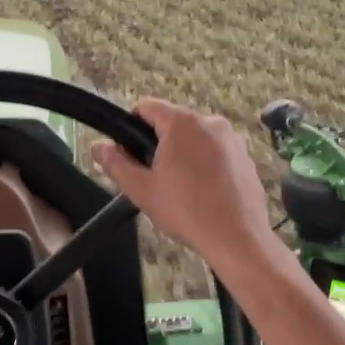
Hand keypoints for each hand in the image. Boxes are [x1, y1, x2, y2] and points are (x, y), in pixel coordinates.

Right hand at [91, 98, 273, 274]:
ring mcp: (232, 139)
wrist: (237, 238)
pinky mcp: (246, 156)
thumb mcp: (141, 189)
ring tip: (180, 190)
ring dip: (184, 154)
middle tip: (154, 178)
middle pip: (173, 122)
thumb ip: (115, 163)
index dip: (131, 126)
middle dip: (160, 143)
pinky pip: (217, 152)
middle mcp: (210, 121)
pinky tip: (204, 193)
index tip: (129, 153)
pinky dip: (206, 165)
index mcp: (182, 123)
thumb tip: (98, 146)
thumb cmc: (185, 211)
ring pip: (196, 138)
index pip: (147, 106)